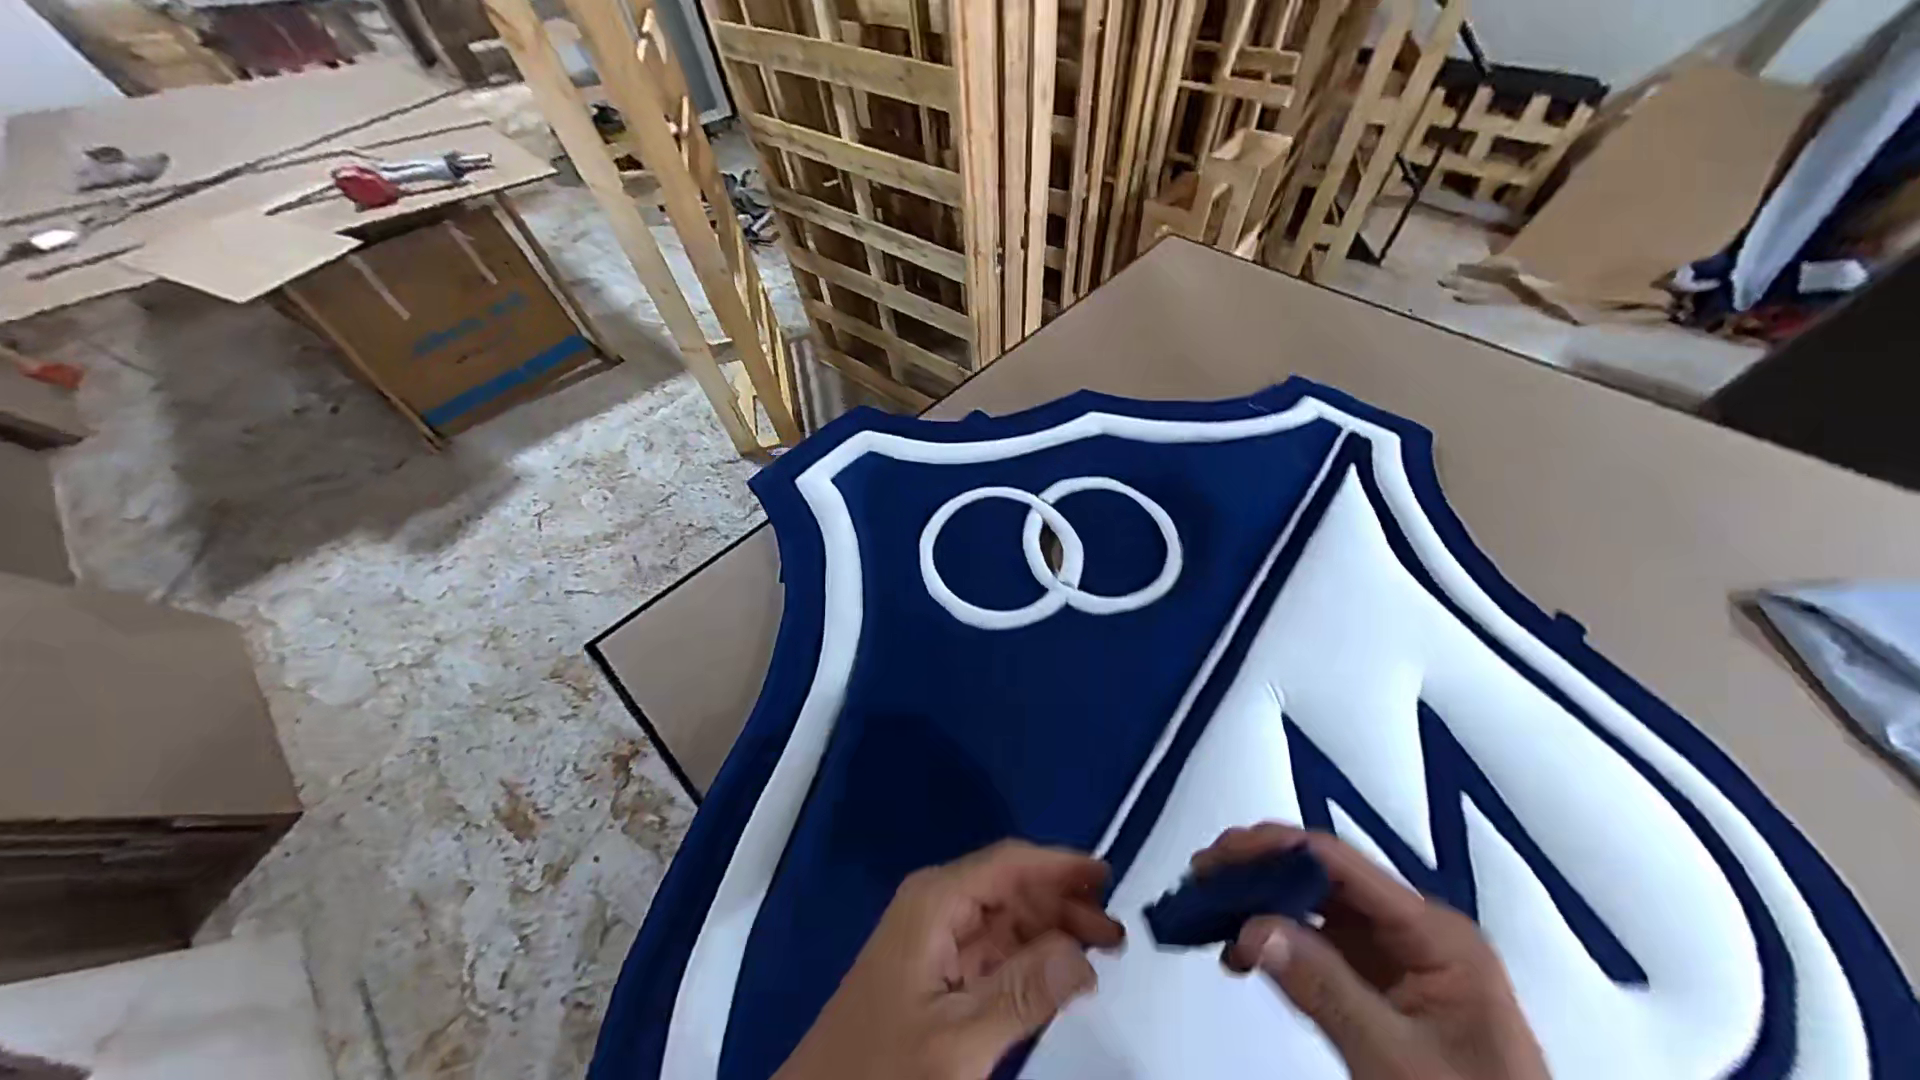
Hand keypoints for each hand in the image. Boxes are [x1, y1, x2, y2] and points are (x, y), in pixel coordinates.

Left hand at [774, 839, 1125, 1079]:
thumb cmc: (883, 1068)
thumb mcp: (958, 1040)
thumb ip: (1024, 993)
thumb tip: (1083, 952)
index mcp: (936, 900)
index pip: (1009, 863)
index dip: (1060, 865)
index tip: (1108, 879)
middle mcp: (936, 904)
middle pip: (1011, 887)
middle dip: (1062, 903)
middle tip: (1114, 935)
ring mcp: (935, 936)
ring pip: (1006, 918)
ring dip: (1051, 930)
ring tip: (1099, 954)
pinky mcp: (937, 969)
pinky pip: (994, 949)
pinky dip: (1029, 957)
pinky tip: (1059, 974)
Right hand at [1197, 823, 1548, 1079]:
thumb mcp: (1397, 1061)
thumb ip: (1325, 990)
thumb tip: (1251, 927)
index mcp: (1433, 932)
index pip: (1338, 862)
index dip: (1273, 847)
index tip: (1218, 855)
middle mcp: (1412, 929)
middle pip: (1321, 876)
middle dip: (1257, 871)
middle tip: (1202, 878)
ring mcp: (1394, 955)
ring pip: (1312, 904)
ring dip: (1258, 903)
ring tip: (1207, 911)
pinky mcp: (1377, 982)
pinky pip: (1315, 942)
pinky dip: (1273, 942)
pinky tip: (1239, 954)